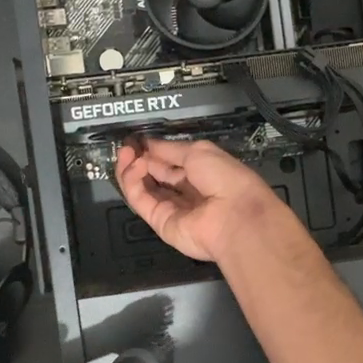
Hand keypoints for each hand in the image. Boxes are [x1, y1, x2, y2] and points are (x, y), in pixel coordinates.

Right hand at [114, 138, 287, 262]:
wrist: (235, 217)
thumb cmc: (225, 179)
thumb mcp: (199, 152)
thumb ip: (169, 149)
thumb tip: (148, 143)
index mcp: (201, 172)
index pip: (170, 160)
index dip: (153, 150)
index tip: (138, 140)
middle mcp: (186, 190)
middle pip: (155, 174)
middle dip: (140, 158)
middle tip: (128, 147)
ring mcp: (172, 208)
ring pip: (144, 188)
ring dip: (132, 169)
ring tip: (127, 154)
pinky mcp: (160, 222)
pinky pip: (141, 201)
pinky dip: (133, 183)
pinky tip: (134, 167)